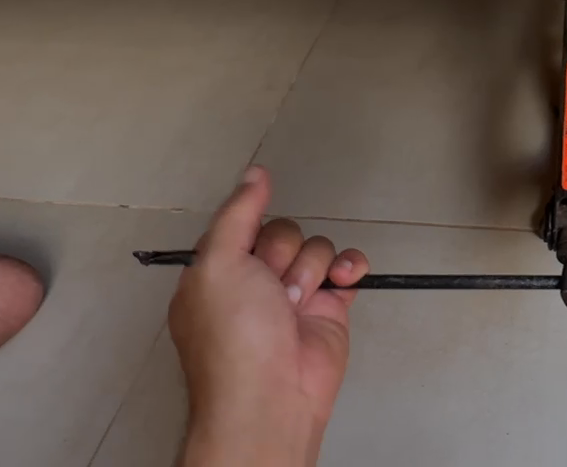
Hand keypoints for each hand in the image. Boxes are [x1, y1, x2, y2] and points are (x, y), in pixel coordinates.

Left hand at [170, 165, 367, 466]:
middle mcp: (257, 280)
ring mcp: (297, 292)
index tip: (251, 251)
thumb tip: (255, 172)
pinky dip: (349, 268)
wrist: (272, 394)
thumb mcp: (217, 266)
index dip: (251, 233)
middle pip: (286, 232)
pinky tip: (342, 281)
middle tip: (272, 289)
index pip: (244, 225)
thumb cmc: (234, 335)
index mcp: (220, 272)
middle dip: (284, 256)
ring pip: (317, 247)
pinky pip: (348, 265)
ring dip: (312, 271)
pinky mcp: (331, 304)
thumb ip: (238, 214)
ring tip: (299, 304)